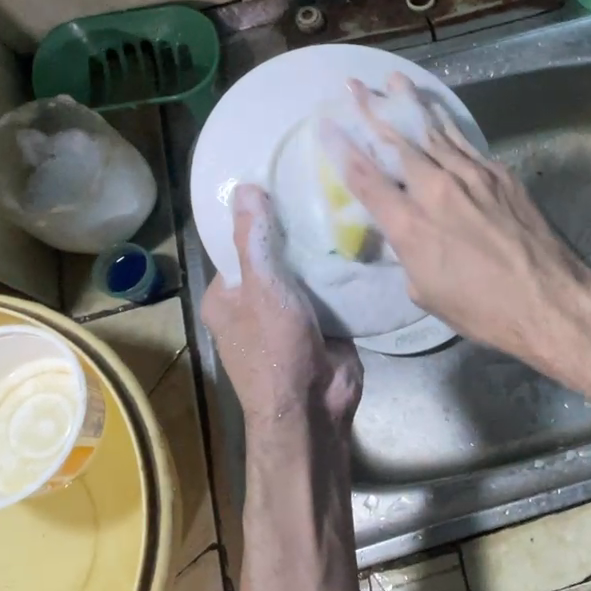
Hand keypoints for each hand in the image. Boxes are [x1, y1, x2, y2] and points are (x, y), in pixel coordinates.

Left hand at [201, 183, 361, 428]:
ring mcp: (291, 317)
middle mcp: (255, 306)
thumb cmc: (275, 348)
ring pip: (307, 274)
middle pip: (277, 258)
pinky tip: (363, 245)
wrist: (313, 405)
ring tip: (348, 211)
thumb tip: (243, 188)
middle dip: (298, 234)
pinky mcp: (323, 326)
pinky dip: (344, 276)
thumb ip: (253, 239)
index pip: (239, 247)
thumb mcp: (261, 287)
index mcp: (226, 298)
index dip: (260, 218)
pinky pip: (332, 292)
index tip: (285, 186)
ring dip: (324, 254)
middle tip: (325, 194)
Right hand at [335, 75, 590, 369]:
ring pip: (434, 132)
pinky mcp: (501, 175)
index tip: (326, 124)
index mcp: (411, 226)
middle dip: (373, 111)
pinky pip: (465, 143)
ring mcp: (472, 177)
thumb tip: (405, 234)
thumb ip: (409, 254)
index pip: (366, 178)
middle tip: (354, 86)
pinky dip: (446, 125)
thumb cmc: (484, 311)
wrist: (549, 299)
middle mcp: (437, 191)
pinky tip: (438, 114)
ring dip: (411, 104)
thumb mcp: (427, 292)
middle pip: (397, 142)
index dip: (342, 149)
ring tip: (393, 81)